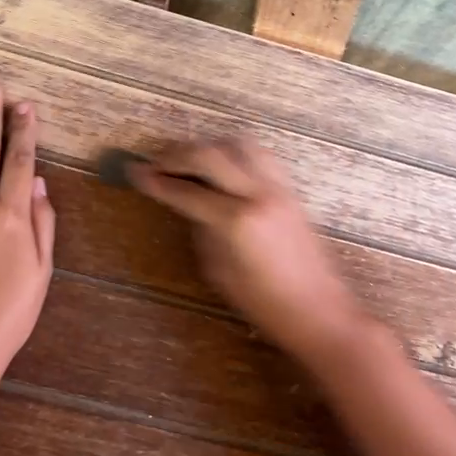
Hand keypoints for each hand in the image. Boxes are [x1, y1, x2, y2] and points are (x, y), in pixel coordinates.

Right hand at [130, 139, 362, 359]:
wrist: (321, 312)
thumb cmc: (265, 305)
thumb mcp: (219, 273)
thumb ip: (202, 232)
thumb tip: (190, 205)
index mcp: (235, 220)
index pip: (185, 191)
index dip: (155, 181)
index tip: (134, 172)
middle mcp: (257, 194)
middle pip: (209, 154)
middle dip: (176, 154)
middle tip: (156, 163)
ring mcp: (278, 188)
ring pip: (237, 144)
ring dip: (207, 147)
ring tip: (188, 160)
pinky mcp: (290, 189)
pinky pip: (259, 155)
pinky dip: (234, 152)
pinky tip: (223, 166)